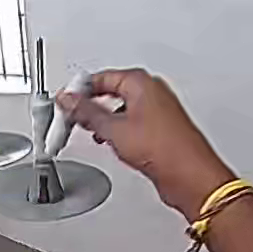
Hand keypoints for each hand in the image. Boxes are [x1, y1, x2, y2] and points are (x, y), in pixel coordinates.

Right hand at [58, 68, 236, 217]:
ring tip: (89, 130)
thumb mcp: (113, 129)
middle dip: (90, 103)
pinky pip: (129, 122)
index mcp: (141, 83)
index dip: (80, 89)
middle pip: (111, 90)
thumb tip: (69, 100)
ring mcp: (156, 110)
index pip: (102, 77)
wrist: (187, 174)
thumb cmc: (163, 147)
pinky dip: (115, 129)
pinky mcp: (158, 129)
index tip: (65, 100)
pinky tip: (110, 141)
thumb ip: (87, 113)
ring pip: (120, 107)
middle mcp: (151, 92)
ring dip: (102, 118)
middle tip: (72, 115)